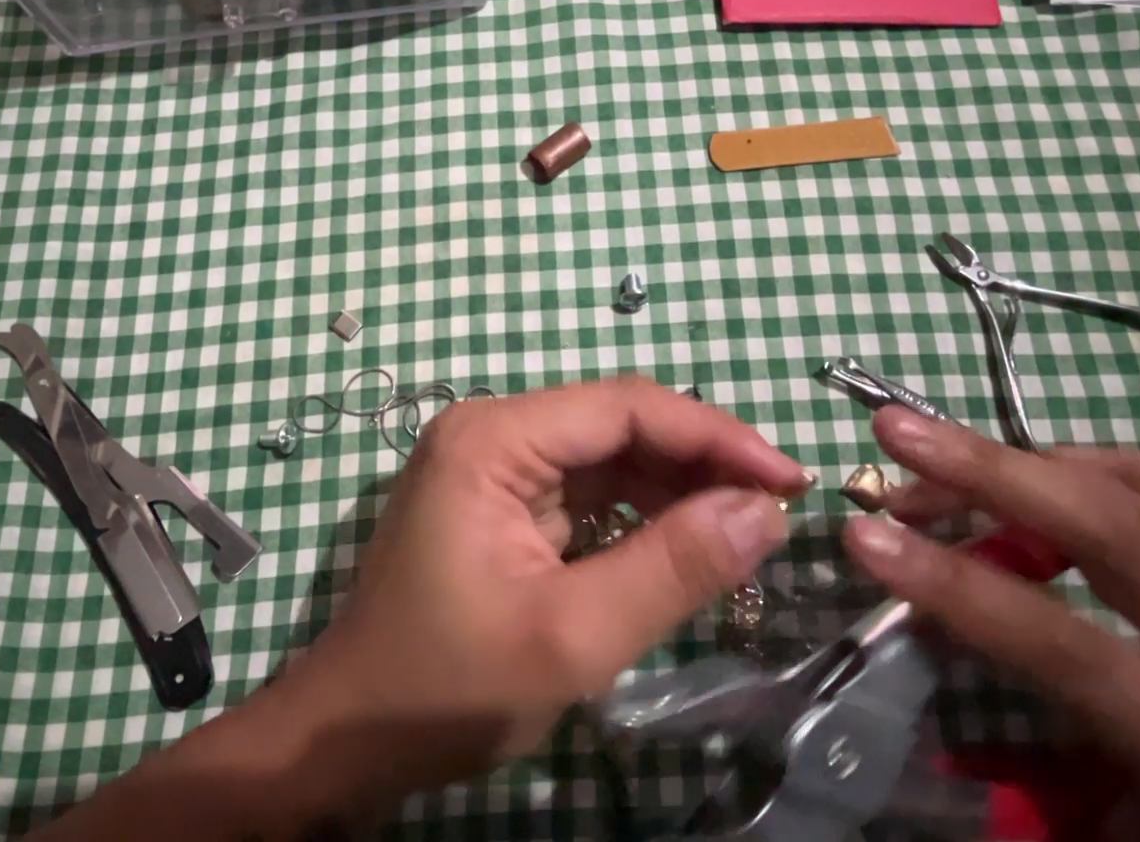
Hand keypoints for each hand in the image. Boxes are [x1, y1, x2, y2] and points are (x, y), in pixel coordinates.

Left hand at [279, 377, 808, 797]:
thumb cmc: (447, 687)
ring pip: (605, 457)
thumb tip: (764, 511)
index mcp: (492, 439)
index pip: (625, 406)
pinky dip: (638, 515)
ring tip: (742, 532)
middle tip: (774, 512)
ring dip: (674, 490)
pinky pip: (584, 492)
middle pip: (616, 424)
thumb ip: (672, 568)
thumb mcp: (572, 637)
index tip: (788, 481)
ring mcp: (490, 467)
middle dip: (699, 463)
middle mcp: (490, 433)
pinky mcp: (498, 503)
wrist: (351, 733)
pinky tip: (683, 545)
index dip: (714, 435)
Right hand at [843, 408, 1139, 841]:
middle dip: (994, 470)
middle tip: (894, 430)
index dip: (960, 590)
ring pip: (1138, 489)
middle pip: (1119, 527)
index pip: (1074, 650)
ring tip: (928, 467)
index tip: (863, 539)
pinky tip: (1016, 481)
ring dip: (1018, 463)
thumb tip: (937, 734)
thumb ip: (1048, 783)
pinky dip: (1071, 467)